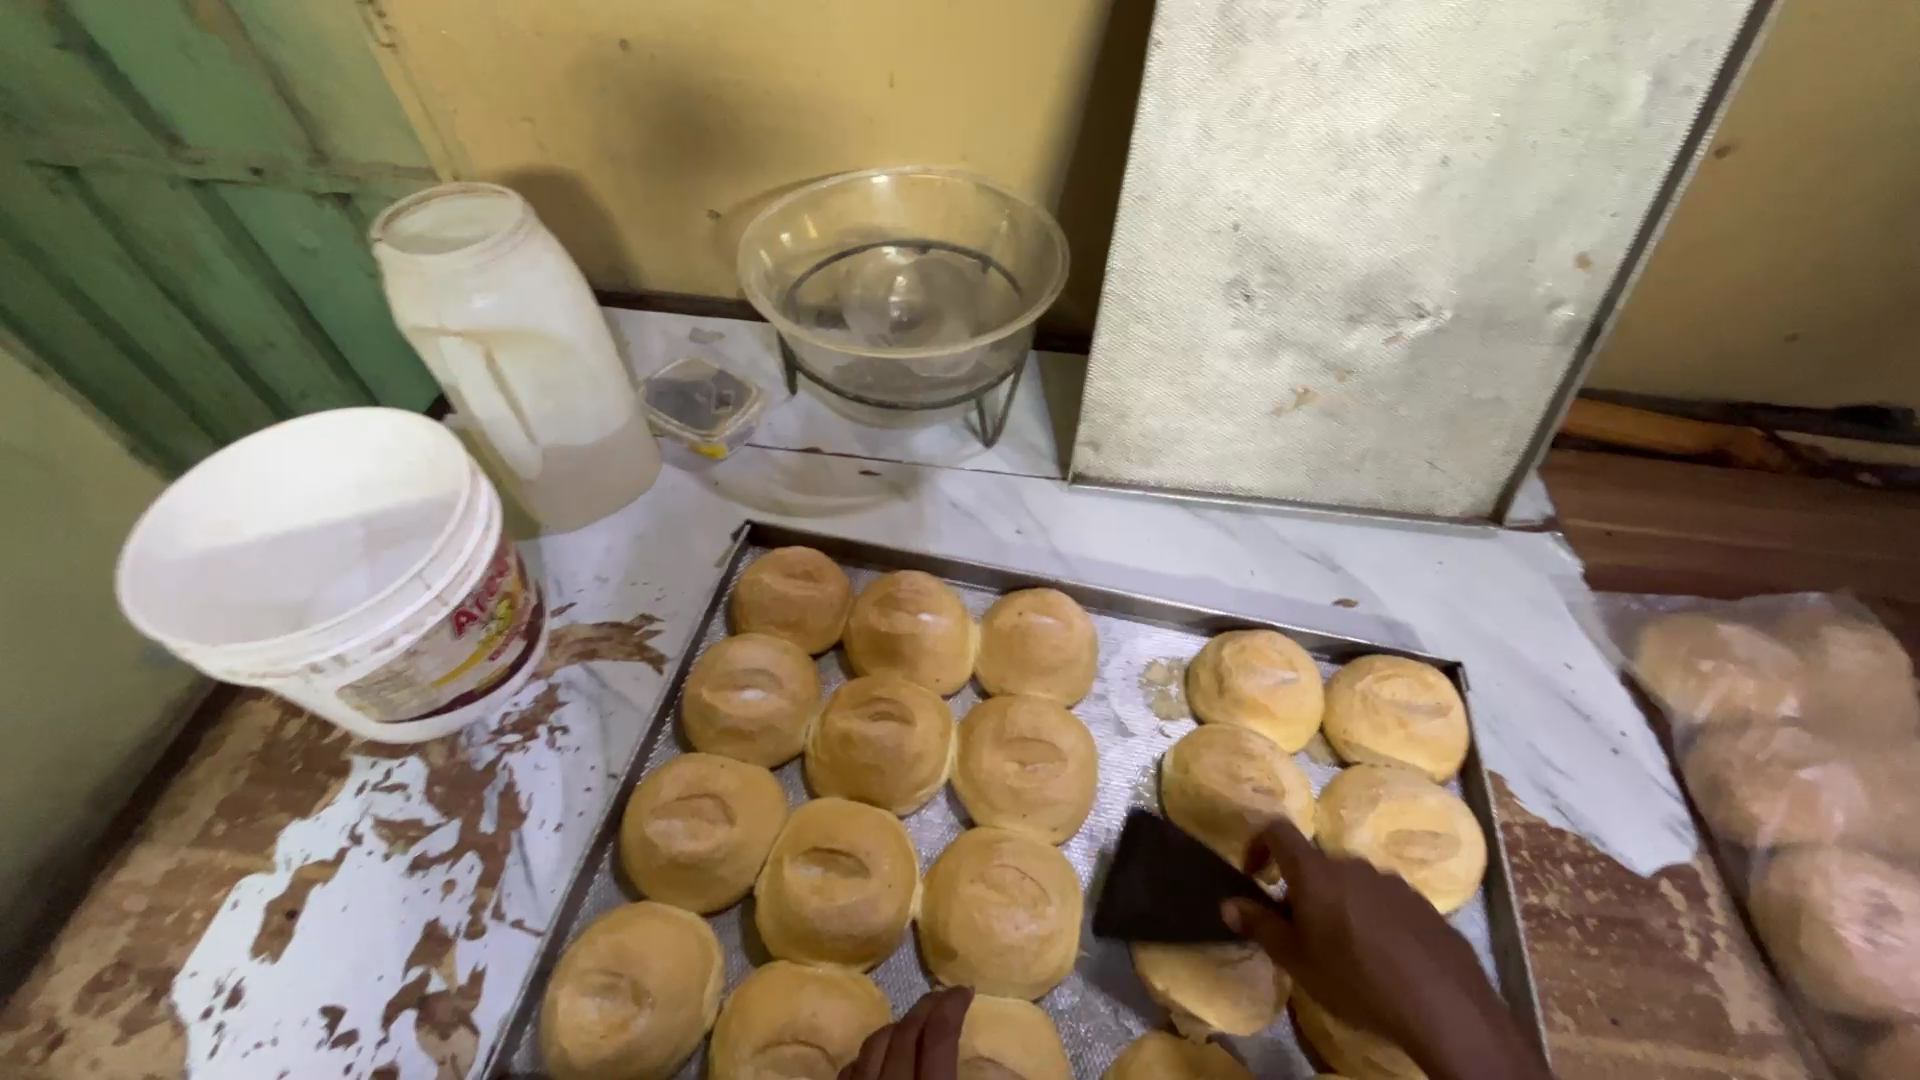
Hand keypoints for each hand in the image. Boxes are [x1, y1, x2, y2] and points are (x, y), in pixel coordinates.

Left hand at [839, 986, 973, 1079]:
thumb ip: (962, 1073)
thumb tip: (984, 1060)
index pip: (938, 1037)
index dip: (953, 1006)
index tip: (965, 990)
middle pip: (906, 1033)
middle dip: (927, 1006)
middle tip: (944, 996)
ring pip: (874, 1044)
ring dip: (897, 1027)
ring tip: (914, 1024)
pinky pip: (850, 1070)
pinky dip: (867, 1056)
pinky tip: (881, 1057)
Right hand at [1222, 817, 1549, 1079]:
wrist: (1446, 1008)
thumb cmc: (1357, 980)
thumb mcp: (1297, 961)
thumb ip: (1259, 926)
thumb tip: (1227, 904)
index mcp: (1316, 871)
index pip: (1278, 830)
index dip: (1258, 845)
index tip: (1255, 876)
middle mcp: (1353, 864)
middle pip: (1316, 862)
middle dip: (1302, 888)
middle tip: (1300, 929)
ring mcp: (1393, 882)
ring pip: (1352, 881)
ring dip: (1339, 902)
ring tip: (1344, 947)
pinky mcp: (1424, 905)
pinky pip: (1385, 900)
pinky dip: (1373, 917)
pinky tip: (1383, 957)